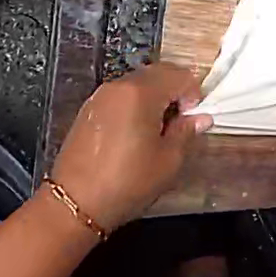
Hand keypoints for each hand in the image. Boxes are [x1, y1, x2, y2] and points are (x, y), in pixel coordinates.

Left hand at [49, 62, 211, 230]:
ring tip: (158, 130)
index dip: (194, 94)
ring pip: (139, 82)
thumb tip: (201, 117)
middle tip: (179, 123)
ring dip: (155, 97)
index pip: (180, 75)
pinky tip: (135, 133)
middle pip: (158, 73)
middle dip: (175, 91)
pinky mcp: (89, 108)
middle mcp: (119, 86)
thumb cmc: (127, 182)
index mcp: (141, 93)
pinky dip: (136, 104)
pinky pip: (121, 95)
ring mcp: (101, 95)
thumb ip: (186, 132)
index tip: (192, 120)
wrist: (75, 203)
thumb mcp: (168, 161)